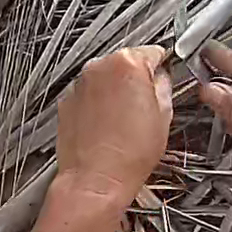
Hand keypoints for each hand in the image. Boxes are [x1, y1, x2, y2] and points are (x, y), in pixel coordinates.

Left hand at [56, 46, 172, 203]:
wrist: (95, 180)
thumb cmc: (128, 155)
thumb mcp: (164, 116)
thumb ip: (164, 86)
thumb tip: (161, 79)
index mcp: (128, 64)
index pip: (153, 51)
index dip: (162, 66)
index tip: (163, 76)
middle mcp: (99, 67)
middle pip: (126, 63)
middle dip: (137, 81)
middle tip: (145, 108)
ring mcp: (80, 84)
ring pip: (106, 79)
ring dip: (116, 93)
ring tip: (125, 122)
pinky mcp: (67, 101)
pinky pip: (89, 95)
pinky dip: (98, 105)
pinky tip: (108, 127)